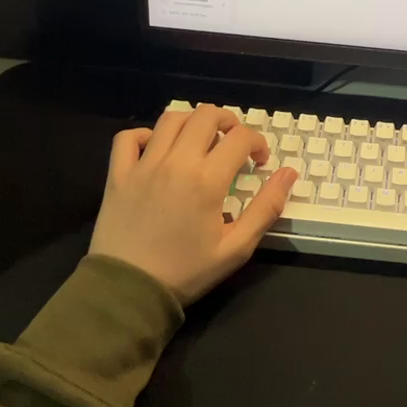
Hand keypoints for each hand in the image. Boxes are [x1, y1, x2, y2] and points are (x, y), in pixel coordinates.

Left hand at [89, 103, 296, 303]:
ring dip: (192, 121)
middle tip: (234, 143)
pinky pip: (128, 138)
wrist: (127, 291)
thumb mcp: (236, 248)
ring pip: (170, 119)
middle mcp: (176, 162)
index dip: (257, 143)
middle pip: (206, 114)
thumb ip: (266, 208)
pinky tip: (157, 148)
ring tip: (201, 140)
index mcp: (207, 179)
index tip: (259, 163)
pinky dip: (145, 134)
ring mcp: (143, 165)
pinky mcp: (118, 174)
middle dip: (228, 121)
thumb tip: (289, 173)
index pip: (241, 137)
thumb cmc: (185, 272)